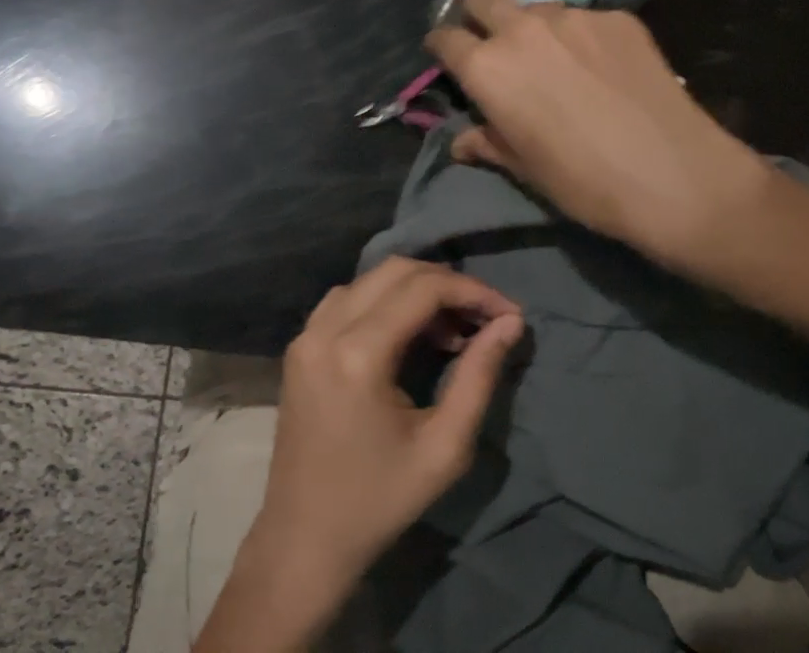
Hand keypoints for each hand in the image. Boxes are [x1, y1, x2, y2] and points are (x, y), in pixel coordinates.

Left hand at [252, 257, 524, 581]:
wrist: (305, 536)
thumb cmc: (380, 499)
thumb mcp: (445, 446)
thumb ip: (479, 376)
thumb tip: (509, 323)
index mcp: (358, 355)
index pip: (423, 288)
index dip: (473, 291)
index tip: (509, 314)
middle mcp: (324, 331)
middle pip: (395, 270)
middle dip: (447, 284)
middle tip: (484, 319)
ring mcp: (305, 336)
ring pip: (369, 280)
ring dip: (415, 291)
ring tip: (452, 332)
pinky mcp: (299, 348)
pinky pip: (346, 300)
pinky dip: (384, 302)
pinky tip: (409, 335)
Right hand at [425, 0, 770, 265]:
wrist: (672, 174)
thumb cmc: (582, 182)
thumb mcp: (524, 169)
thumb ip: (488, 143)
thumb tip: (462, 141)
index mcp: (487, 68)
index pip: (445, 37)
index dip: (442, 47)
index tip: (446, 57)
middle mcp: (523, 29)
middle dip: (478, 15)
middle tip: (491, 43)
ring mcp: (574, 17)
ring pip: (537, 8)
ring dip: (531, 26)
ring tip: (554, 59)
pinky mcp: (617, 18)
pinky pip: (583, 18)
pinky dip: (579, 37)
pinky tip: (601, 68)